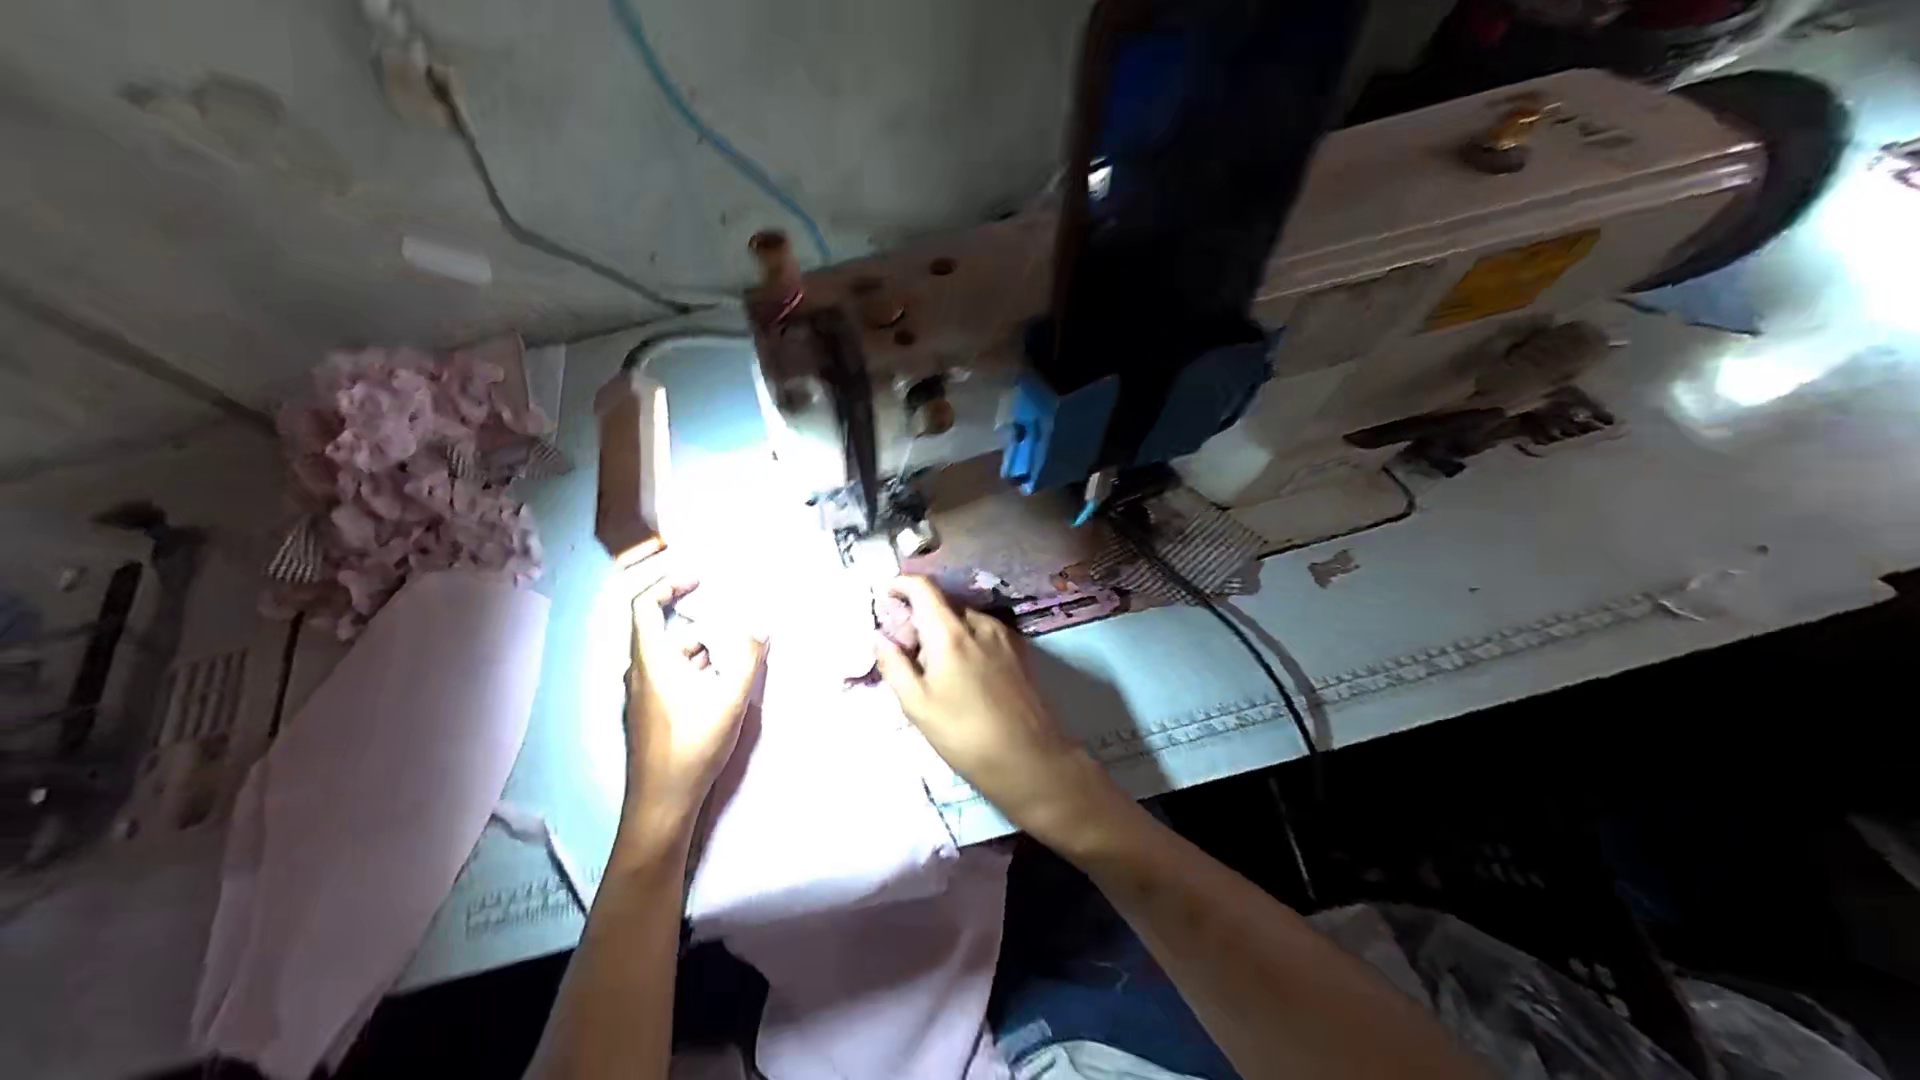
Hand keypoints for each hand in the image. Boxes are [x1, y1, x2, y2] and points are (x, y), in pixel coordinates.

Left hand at [625, 573, 767, 835]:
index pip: (643, 606)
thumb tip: (763, 625)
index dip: (667, 585)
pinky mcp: (651, 714)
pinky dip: (695, 667)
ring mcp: (643, 695)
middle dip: (696, 617)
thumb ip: (748, 658)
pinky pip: (670, 675)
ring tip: (734, 649)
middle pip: (659, 629)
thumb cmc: (692, 746)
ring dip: (700, 646)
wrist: (661, 803)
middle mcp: (639, 673)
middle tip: (729, 613)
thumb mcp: (729, 698)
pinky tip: (722, 681)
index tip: (696, 580)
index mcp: (650, 661)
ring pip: (668, 655)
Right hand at [874, 576, 1129, 853]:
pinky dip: (964, 641)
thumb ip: (894, 665)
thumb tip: (880, 636)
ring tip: (934, 670)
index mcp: (951, 632)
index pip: (923, 587)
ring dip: (943, 631)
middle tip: (905, 652)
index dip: (900, 585)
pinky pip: (982, 634)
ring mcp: (1004, 636)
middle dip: (919, 618)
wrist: (1031, 760)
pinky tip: (962, 675)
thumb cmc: (965, 735)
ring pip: (963, 619)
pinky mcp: (1018, 652)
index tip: (885, 598)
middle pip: (942, 604)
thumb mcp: (918, 705)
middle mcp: (980, 624)